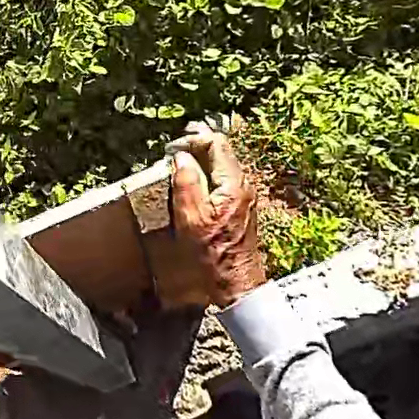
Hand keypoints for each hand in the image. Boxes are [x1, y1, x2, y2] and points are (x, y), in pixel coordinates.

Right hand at [160, 126, 267, 309]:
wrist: (235, 280)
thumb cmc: (212, 253)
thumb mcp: (191, 217)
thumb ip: (186, 182)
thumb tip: (181, 157)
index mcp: (233, 183)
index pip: (216, 144)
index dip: (193, 139)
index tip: (174, 146)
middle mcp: (243, 184)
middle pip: (221, 151)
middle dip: (196, 147)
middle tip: (174, 150)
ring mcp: (244, 194)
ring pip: (222, 164)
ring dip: (201, 160)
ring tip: (179, 163)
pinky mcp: (240, 204)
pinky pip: (223, 178)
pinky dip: (207, 174)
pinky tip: (192, 182)